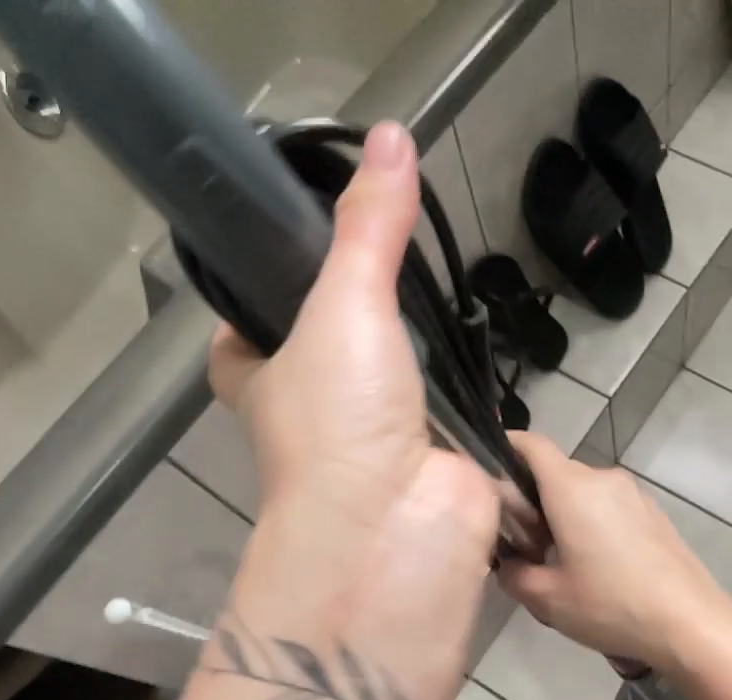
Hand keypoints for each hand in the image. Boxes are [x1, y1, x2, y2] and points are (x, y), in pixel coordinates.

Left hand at [208, 123, 432, 521]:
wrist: (397, 533)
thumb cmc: (339, 422)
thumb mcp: (342, 307)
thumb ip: (369, 229)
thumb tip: (392, 134)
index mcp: (260, 375)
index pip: (249, 324)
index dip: (267, 284)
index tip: (302, 238)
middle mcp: (314, 408)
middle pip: (335, 341)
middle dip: (365, 306)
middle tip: (395, 247)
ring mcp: (380, 437)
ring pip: (398, 375)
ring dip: (422, 346)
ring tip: (447, 282)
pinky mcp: (437, 457)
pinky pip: (451, 408)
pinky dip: (467, 383)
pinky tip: (483, 343)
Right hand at [496, 433, 731, 670]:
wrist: (690, 623)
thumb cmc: (611, 606)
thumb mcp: (547, 599)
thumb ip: (512, 574)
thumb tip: (508, 563)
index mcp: (572, 488)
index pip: (530, 445)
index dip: (503, 451)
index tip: (488, 480)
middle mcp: (604, 480)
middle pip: (555, 474)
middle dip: (532, 502)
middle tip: (525, 549)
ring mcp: (635, 496)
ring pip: (583, 494)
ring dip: (564, 518)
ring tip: (562, 567)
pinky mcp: (654, 515)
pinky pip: (610, 509)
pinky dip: (592, 526)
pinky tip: (598, 571)